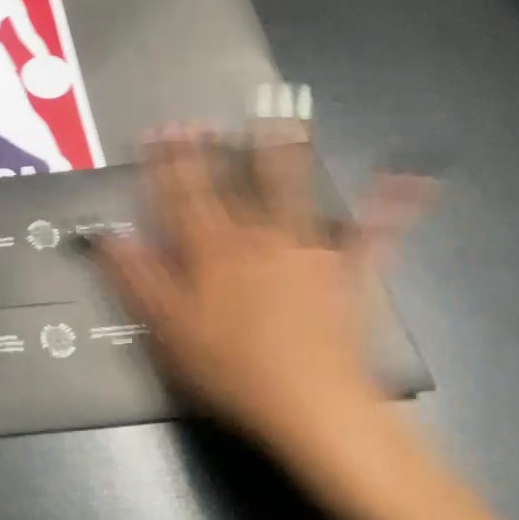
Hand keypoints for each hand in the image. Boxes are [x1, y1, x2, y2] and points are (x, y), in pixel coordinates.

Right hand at [84, 124, 431, 452]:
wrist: (317, 408)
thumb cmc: (235, 369)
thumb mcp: (170, 329)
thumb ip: (138, 276)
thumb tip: (106, 233)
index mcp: (212, 249)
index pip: (182, 194)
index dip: (166, 161)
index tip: (158, 129)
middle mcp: (256, 235)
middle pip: (231, 182)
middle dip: (213, 148)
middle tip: (203, 118)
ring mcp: (304, 248)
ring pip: (291, 188)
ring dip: (286, 148)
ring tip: (285, 111)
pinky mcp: (346, 269)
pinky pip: (371, 232)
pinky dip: (392, 204)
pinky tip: (413, 176)